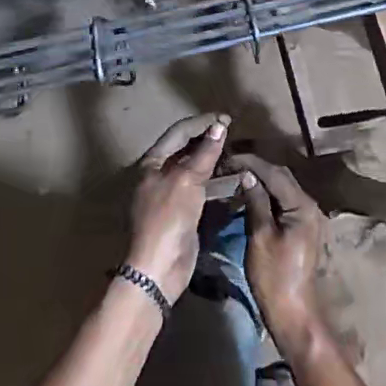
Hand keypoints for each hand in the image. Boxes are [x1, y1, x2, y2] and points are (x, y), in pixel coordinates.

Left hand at [126, 112, 227, 302]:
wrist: (159, 267)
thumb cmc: (168, 217)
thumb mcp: (187, 180)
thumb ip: (205, 152)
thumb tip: (220, 126)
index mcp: (151, 163)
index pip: (179, 132)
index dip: (202, 123)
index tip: (226, 119)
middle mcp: (158, 175)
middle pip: (185, 148)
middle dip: (208, 138)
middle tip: (232, 131)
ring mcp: (170, 193)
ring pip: (194, 167)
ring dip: (213, 157)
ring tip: (234, 150)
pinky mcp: (183, 210)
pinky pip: (201, 186)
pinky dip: (215, 178)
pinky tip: (232, 176)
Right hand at [227, 153, 325, 353]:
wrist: (294, 313)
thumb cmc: (275, 277)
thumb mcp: (260, 238)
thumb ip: (256, 203)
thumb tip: (247, 175)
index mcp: (302, 205)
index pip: (275, 174)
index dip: (252, 163)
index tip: (229, 157)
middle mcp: (310, 205)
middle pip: (282, 178)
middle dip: (258, 169)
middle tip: (231, 165)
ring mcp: (308, 217)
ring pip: (284, 189)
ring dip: (263, 181)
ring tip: (237, 176)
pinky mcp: (303, 228)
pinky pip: (285, 202)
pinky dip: (269, 195)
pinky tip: (251, 196)